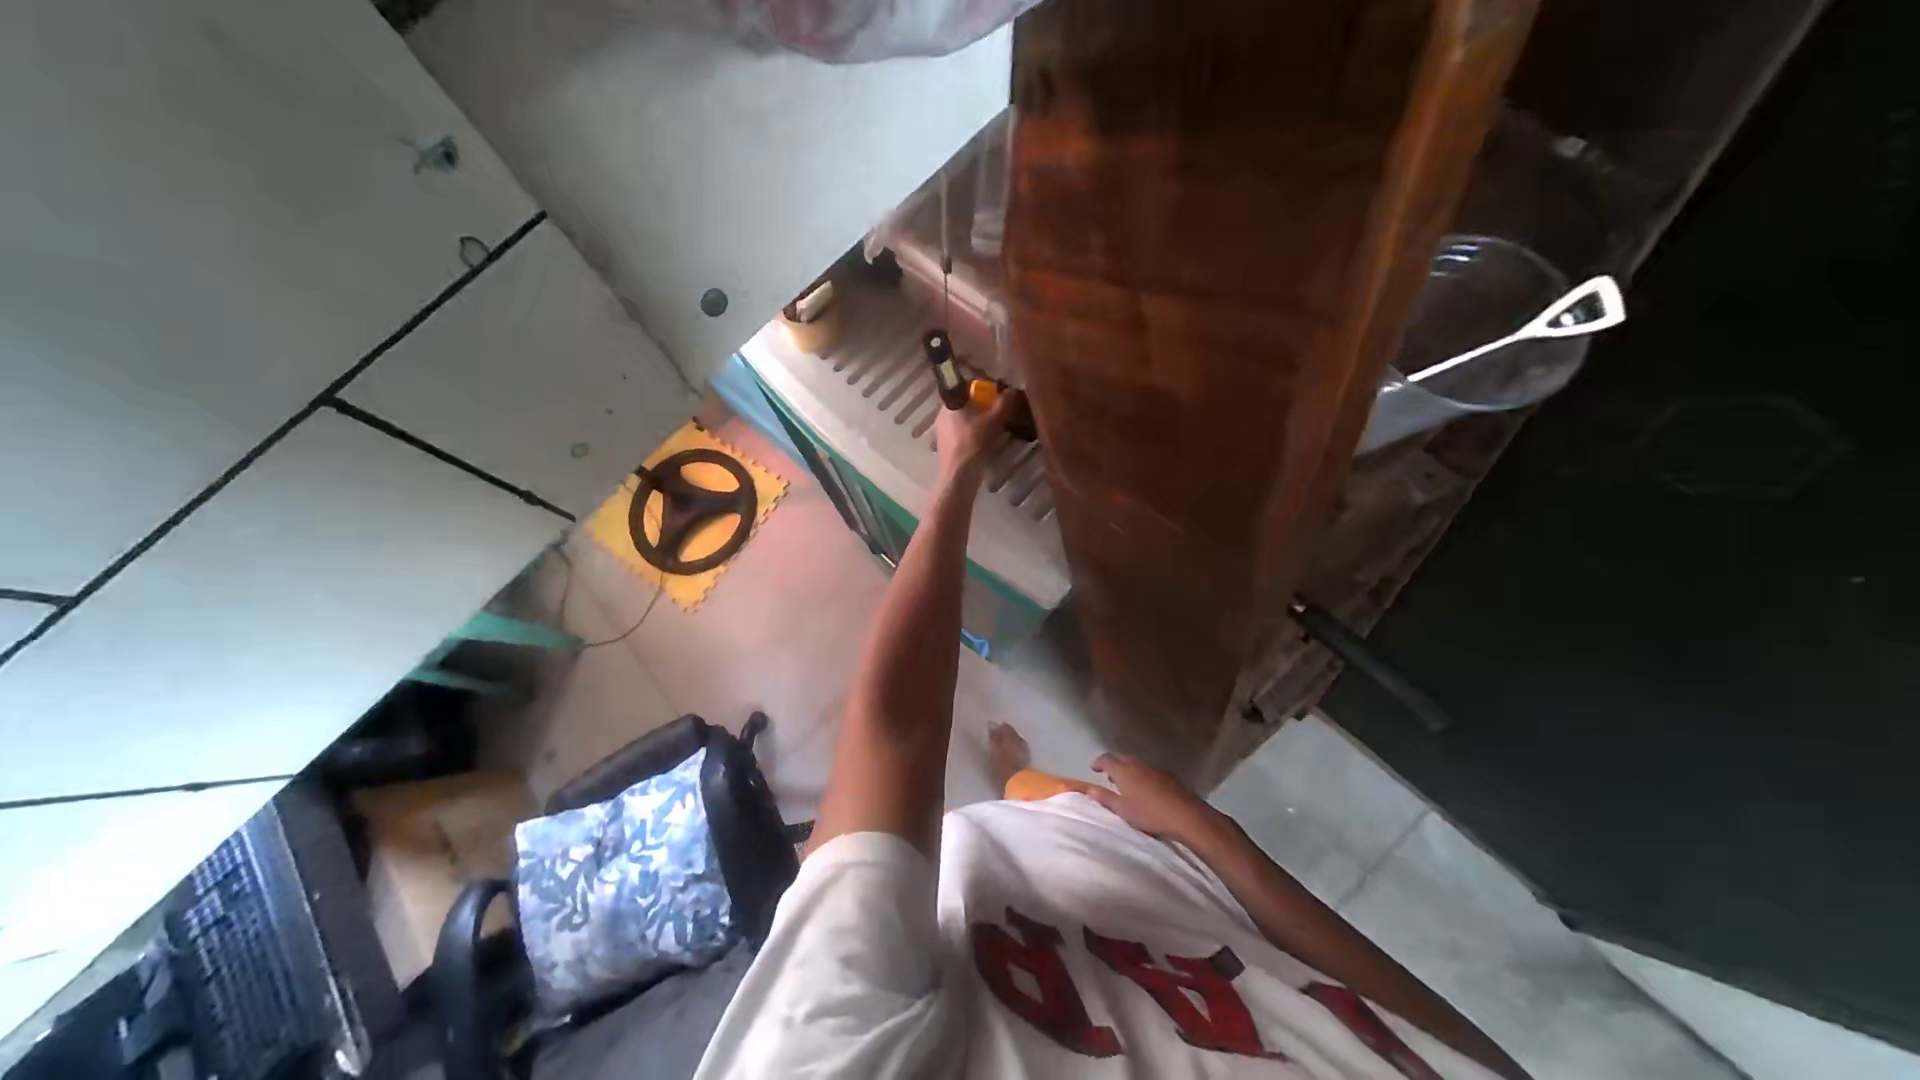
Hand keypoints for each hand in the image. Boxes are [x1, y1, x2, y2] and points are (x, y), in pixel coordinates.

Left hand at [933, 388, 1022, 485]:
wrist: (959, 475)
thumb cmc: (975, 442)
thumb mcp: (994, 420)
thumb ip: (1004, 403)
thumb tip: (1013, 390)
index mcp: (951, 402)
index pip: (966, 387)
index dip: (982, 390)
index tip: (995, 396)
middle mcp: (942, 413)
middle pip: (964, 404)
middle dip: (980, 406)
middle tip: (996, 412)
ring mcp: (940, 430)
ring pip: (961, 419)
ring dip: (975, 421)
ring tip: (991, 428)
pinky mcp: (943, 445)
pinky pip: (958, 433)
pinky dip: (970, 433)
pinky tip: (980, 441)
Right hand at [1086, 753, 1228, 847]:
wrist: (1186, 816)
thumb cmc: (1149, 814)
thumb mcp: (1123, 809)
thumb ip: (1105, 798)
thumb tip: (1089, 789)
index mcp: (1124, 770)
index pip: (1106, 759)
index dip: (1098, 762)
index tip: (1093, 768)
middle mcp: (1138, 764)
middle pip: (1122, 759)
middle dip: (1114, 765)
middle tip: (1109, 776)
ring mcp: (1155, 768)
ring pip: (1137, 764)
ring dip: (1129, 770)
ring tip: (1127, 783)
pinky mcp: (1169, 776)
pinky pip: (1150, 771)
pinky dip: (1143, 776)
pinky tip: (1147, 789)